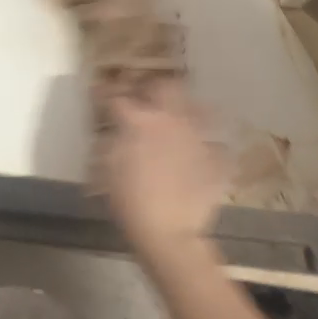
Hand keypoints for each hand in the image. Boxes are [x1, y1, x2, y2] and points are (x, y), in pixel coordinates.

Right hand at [102, 78, 224, 257]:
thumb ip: (110, 138)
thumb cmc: (128, 199)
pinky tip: (200, 153)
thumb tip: (114, 127)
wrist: (169, 232)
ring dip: (187, 109)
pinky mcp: (217, 159)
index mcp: (138, 120)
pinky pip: (217, 143)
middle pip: (166, 86)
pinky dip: (209, 144)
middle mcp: (170, 120)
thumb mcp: (104, 165)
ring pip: (199, 107)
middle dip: (154, 87)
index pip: (117, 95)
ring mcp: (198, 137)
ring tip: (179, 120)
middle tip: (146, 97)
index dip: (106, 92)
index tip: (100, 92)